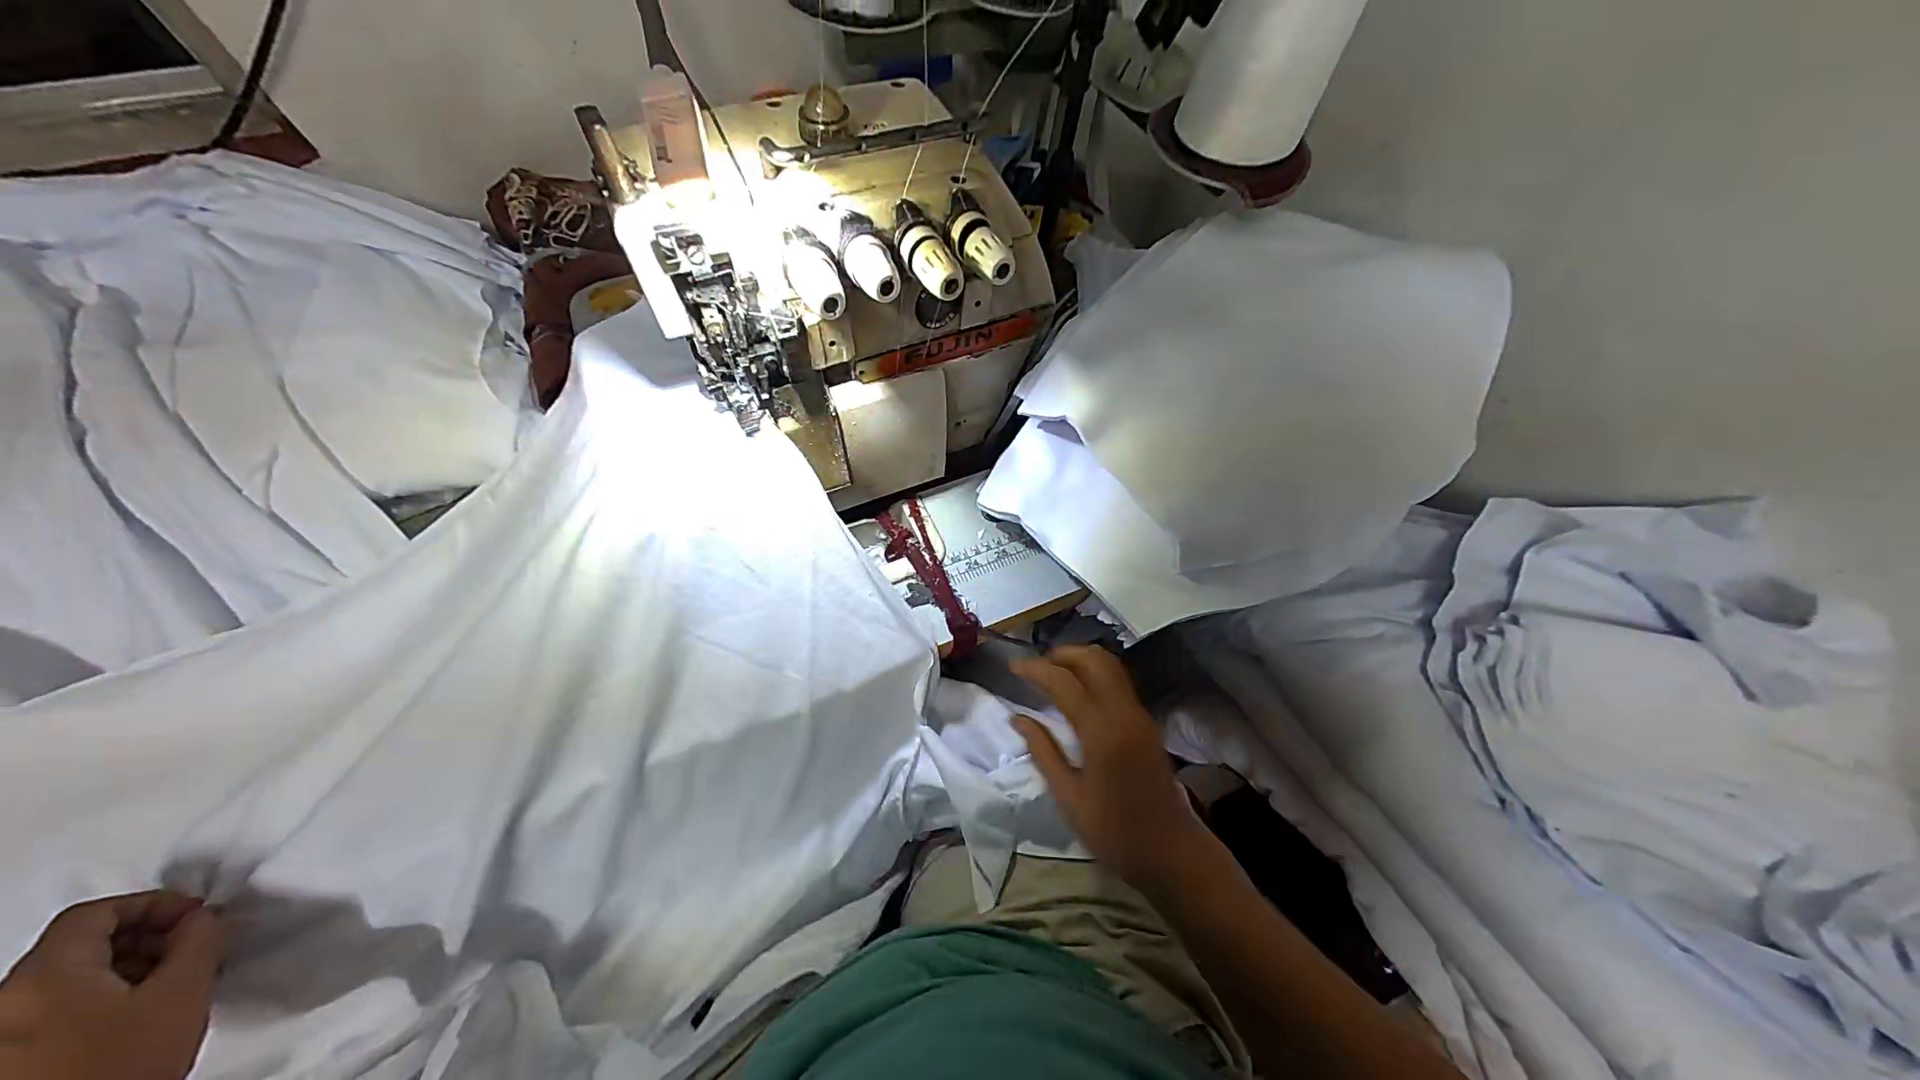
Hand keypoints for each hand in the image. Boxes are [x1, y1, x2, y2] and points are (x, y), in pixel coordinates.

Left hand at [0, 891, 224, 1079]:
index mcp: (42, 976)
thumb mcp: (182, 993)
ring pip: (71, 981)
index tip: (196, 915)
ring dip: (129, 971)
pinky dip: (103, 1002)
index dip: (155, 904)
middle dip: (147, 940)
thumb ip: (200, 940)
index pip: (98, 912)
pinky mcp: (11, 1062)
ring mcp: (1, 1037)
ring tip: (173, 987)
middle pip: (82, 946)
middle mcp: (5, 1002)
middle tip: (192, 949)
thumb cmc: (120, 1065)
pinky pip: (57, 1012)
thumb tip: (203, 918)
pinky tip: (138, 1020)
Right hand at [1012, 646, 1210, 889]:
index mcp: (1101, 730)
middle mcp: (1123, 712)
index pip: (1064, 681)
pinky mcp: (1146, 723)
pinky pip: (1119, 682)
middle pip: (1093, 660)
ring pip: (1110, 666)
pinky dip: (1094, 674)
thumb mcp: (1068, 796)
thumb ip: (1043, 751)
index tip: (1012, 667)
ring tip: (1052, 675)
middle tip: (1035, 668)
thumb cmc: (1114, 831)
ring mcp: (1139, 715)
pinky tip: (1076, 693)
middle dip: (1062, 655)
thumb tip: (1018, 718)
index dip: (1035, 669)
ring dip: (1080, 661)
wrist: (1171, 852)